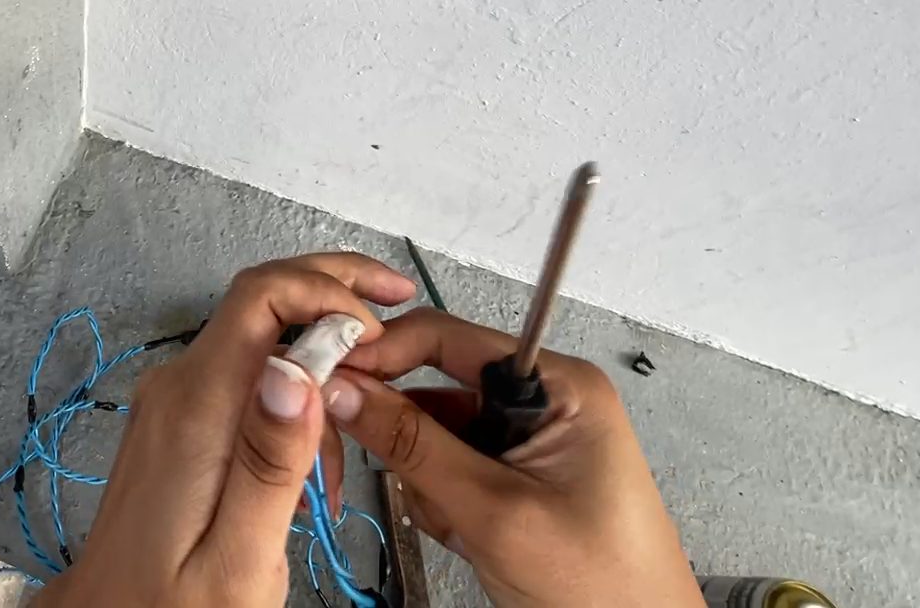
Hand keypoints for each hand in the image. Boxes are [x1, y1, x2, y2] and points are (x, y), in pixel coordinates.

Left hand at [34, 253, 415, 607]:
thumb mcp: (237, 556)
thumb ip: (269, 462)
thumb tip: (296, 365)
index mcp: (196, 403)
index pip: (257, 296)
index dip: (324, 290)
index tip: (379, 330)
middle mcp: (180, 381)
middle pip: (260, 298)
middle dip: (332, 286)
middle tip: (396, 293)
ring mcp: (177, 395)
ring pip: (261, 340)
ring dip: (320, 361)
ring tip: (367, 424)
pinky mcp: (182, 416)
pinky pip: (247, 379)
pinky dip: (293, 398)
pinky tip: (318, 462)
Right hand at [321, 309, 701, 607]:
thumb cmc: (594, 588)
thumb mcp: (494, 512)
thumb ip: (411, 444)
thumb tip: (334, 386)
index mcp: (554, 382)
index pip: (444, 336)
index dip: (382, 349)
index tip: (325, 375)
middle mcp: (537, 395)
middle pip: (433, 382)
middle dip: (411, 435)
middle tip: (399, 475)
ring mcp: (523, 435)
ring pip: (431, 427)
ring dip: (425, 475)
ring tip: (459, 527)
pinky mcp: (511, 470)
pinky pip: (444, 460)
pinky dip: (438, 495)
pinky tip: (465, 535)